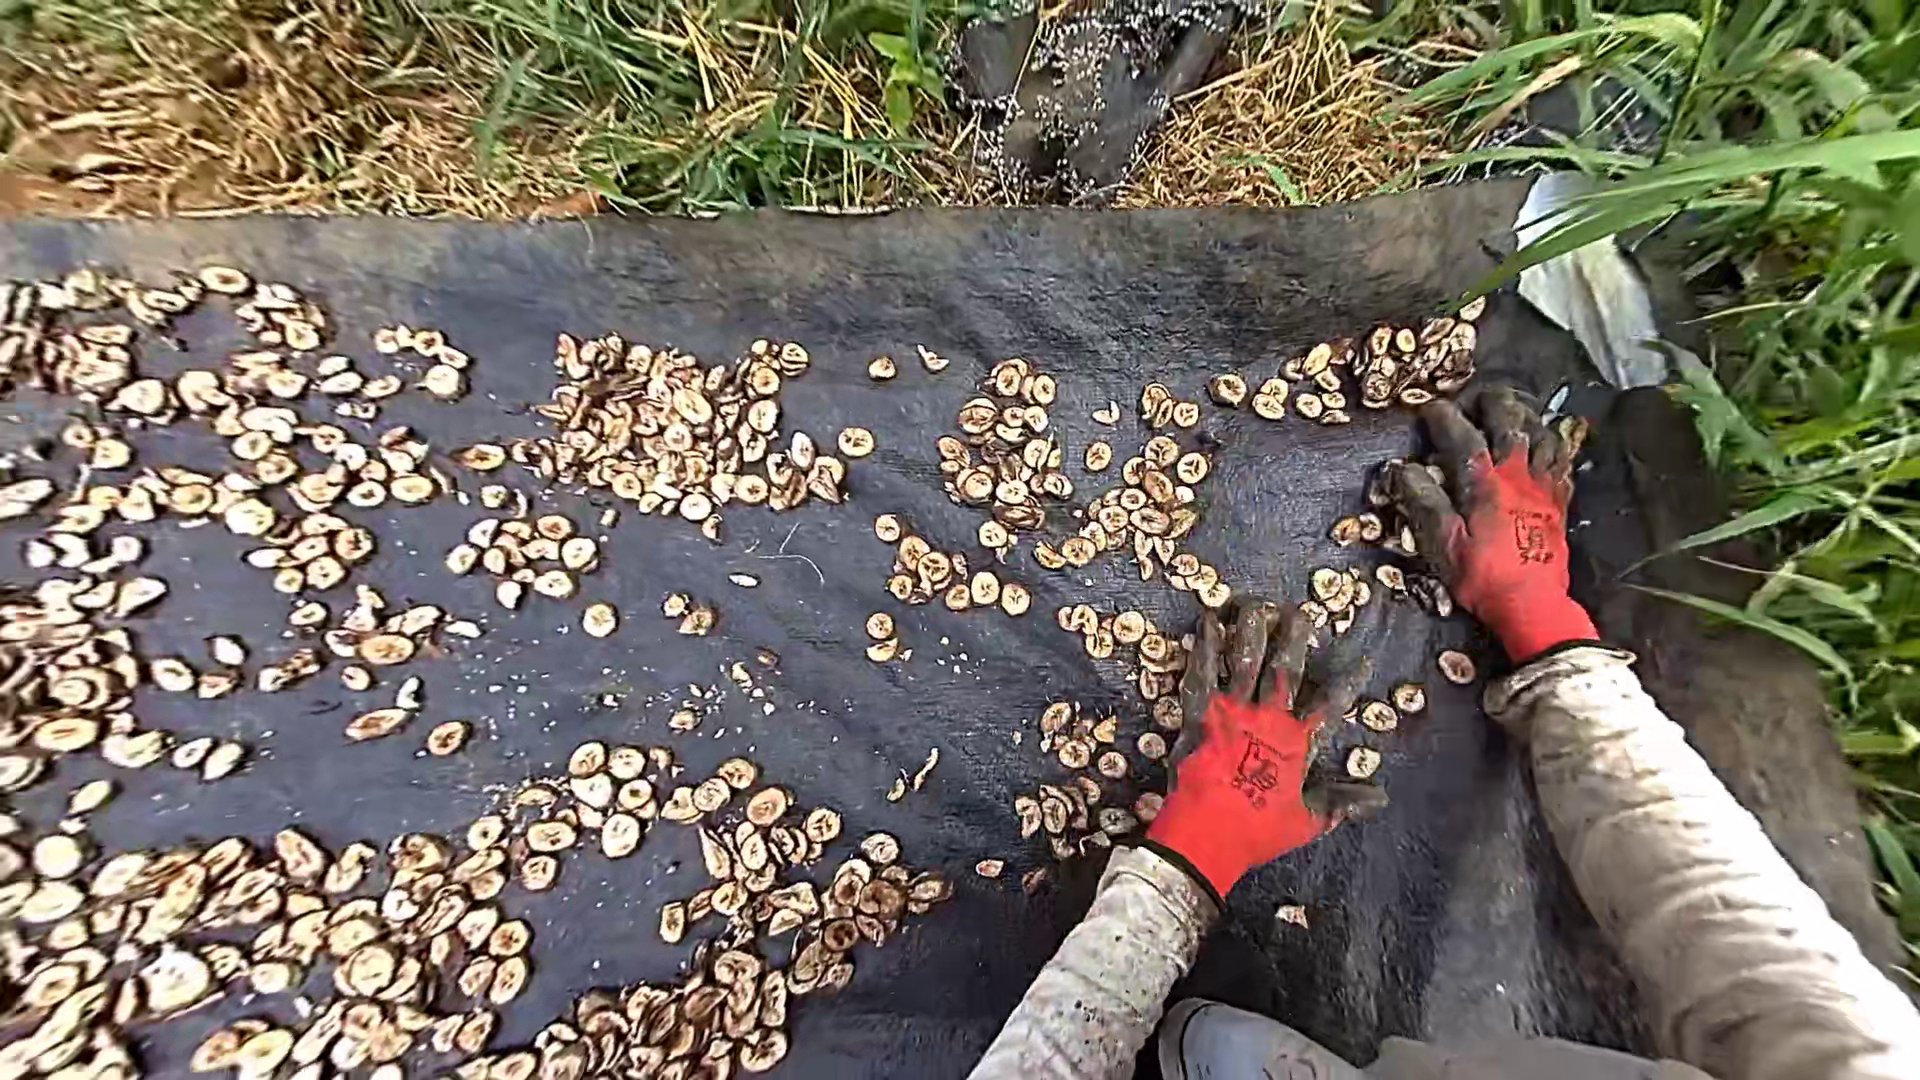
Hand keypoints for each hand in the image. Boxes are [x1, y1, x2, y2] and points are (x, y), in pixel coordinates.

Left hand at [1146, 601, 1386, 899]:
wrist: (1208, 828)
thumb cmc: (1257, 827)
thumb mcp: (1305, 820)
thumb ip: (1340, 803)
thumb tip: (1380, 799)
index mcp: (1295, 741)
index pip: (1329, 704)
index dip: (1346, 681)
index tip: (1360, 658)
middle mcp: (1266, 717)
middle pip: (1285, 670)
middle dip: (1294, 639)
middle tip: (1300, 612)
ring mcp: (1231, 709)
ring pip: (1245, 660)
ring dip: (1251, 631)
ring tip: (1256, 604)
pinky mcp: (1199, 709)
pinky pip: (1203, 670)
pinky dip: (1206, 645)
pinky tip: (1207, 623)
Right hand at [1385, 385, 1597, 662]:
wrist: (1531, 602)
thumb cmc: (1479, 574)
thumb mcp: (1440, 541)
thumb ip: (1424, 501)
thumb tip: (1402, 468)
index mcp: (1484, 486)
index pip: (1462, 439)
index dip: (1444, 419)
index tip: (1428, 407)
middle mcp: (1518, 478)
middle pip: (1511, 426)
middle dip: (1494, 405)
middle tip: (1479, 395)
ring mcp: (1544, 487)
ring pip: (1543, 436)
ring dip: (1527, 416)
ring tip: (1513, 407)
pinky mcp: (1560, 500)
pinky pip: (1563, 459)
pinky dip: (1555, 440)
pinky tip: (1548, 436)